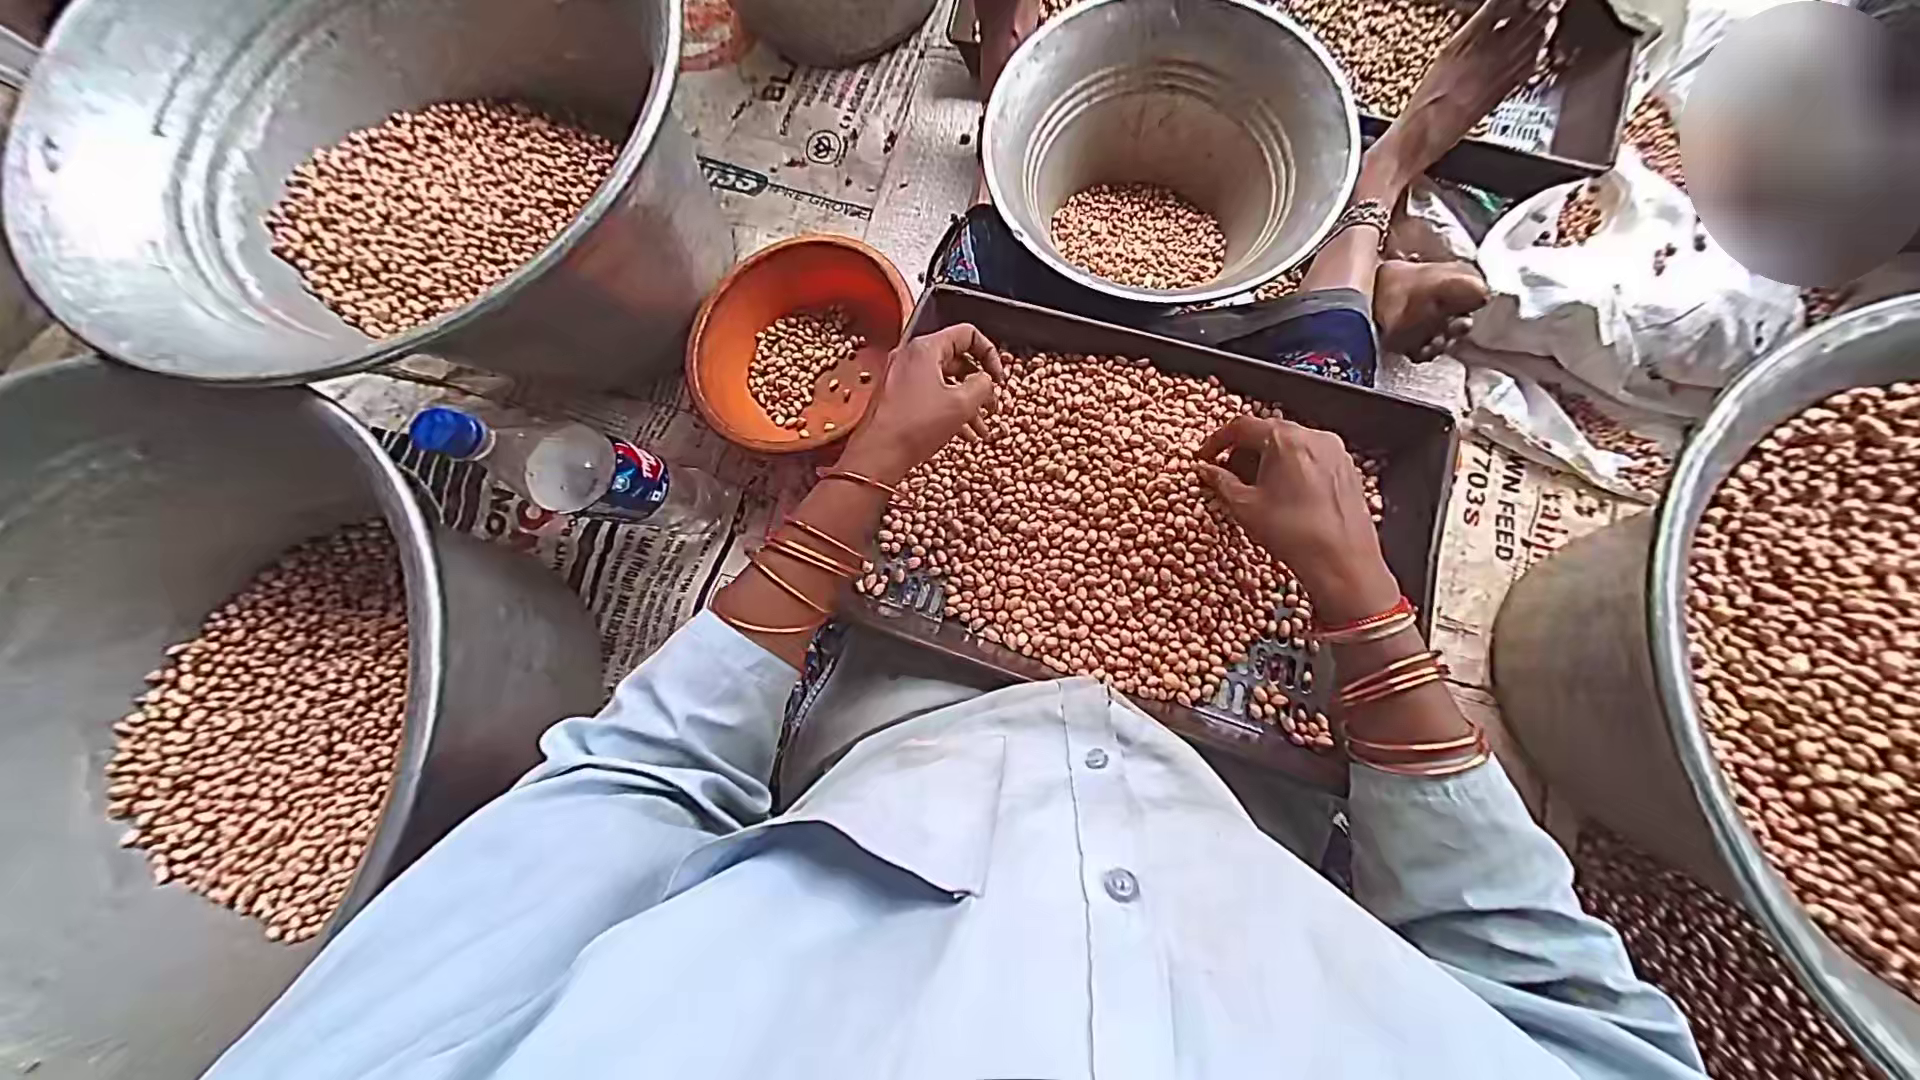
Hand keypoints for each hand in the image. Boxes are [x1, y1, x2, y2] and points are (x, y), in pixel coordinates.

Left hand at [840, 324, 1005, 484]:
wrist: (878, 455)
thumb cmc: (914, 426)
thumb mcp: (962, 404)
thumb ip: (983, 385)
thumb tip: (987, 381)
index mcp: (925, 349)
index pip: (968, 334)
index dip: (990, 354)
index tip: (998, 377)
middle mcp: (911, 357)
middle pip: (957, 360)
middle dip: (979, 384)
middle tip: (992, 404)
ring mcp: (902, 378)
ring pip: (945, 383)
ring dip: (967, 403)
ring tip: (982, 427)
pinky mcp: (898, 398)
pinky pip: (931, 397)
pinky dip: (949, 410)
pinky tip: (965, 434)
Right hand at [1195, 416, 1400, 623]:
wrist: (1341, 561)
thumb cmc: (1292, 533)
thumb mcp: (1243, 506)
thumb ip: (1220, 481)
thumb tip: (1206, 470)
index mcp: (1286, 440)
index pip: (1241, 426)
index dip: (1217, 441)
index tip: (1206, 456)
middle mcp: (1314, 438)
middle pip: (1268, 432)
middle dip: (1242, 451)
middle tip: (1225, 473)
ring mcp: (1335, 452)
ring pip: (1290, 444)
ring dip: (1265, 459)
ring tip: (1252, 487)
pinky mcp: (1347, 469)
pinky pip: (1309, 457)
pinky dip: (1289, 467)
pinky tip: (1279, 494)